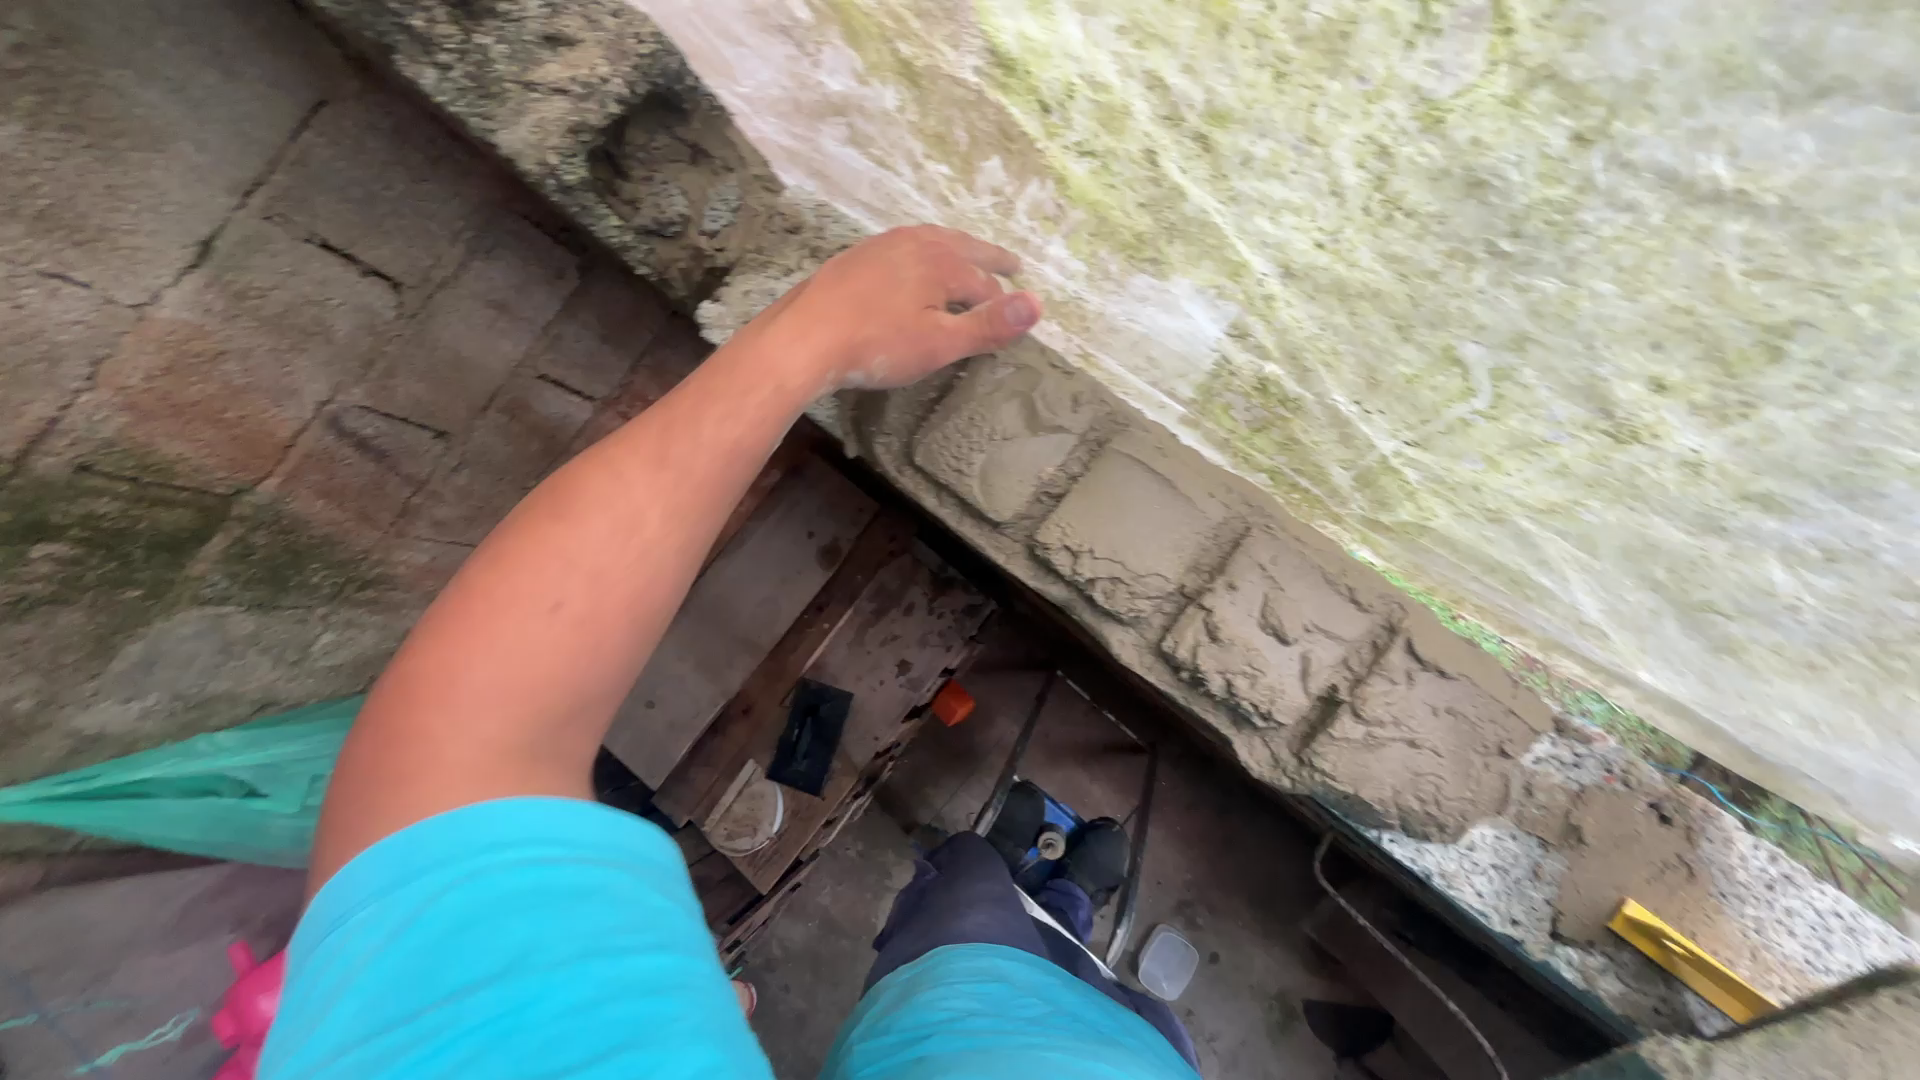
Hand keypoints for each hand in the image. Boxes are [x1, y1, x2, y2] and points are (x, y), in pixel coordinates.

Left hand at [734, 225, 1043, 394]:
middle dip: (989, 259)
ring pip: (932, 242)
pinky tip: (913, 268)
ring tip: (966, 256)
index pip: (984, 284)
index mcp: (941, 262)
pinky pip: (904, 248)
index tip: (1010, 319)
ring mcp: (882, 246)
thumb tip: (1039, 305)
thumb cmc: (877, 345)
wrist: (805, 338)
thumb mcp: (939, 343)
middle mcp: (915, 243)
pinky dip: (924, 254)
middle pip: (963, 248)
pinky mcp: (856, 258)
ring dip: (956, 249)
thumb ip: (988, 325)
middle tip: (1012, 263)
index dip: (1000, 304)